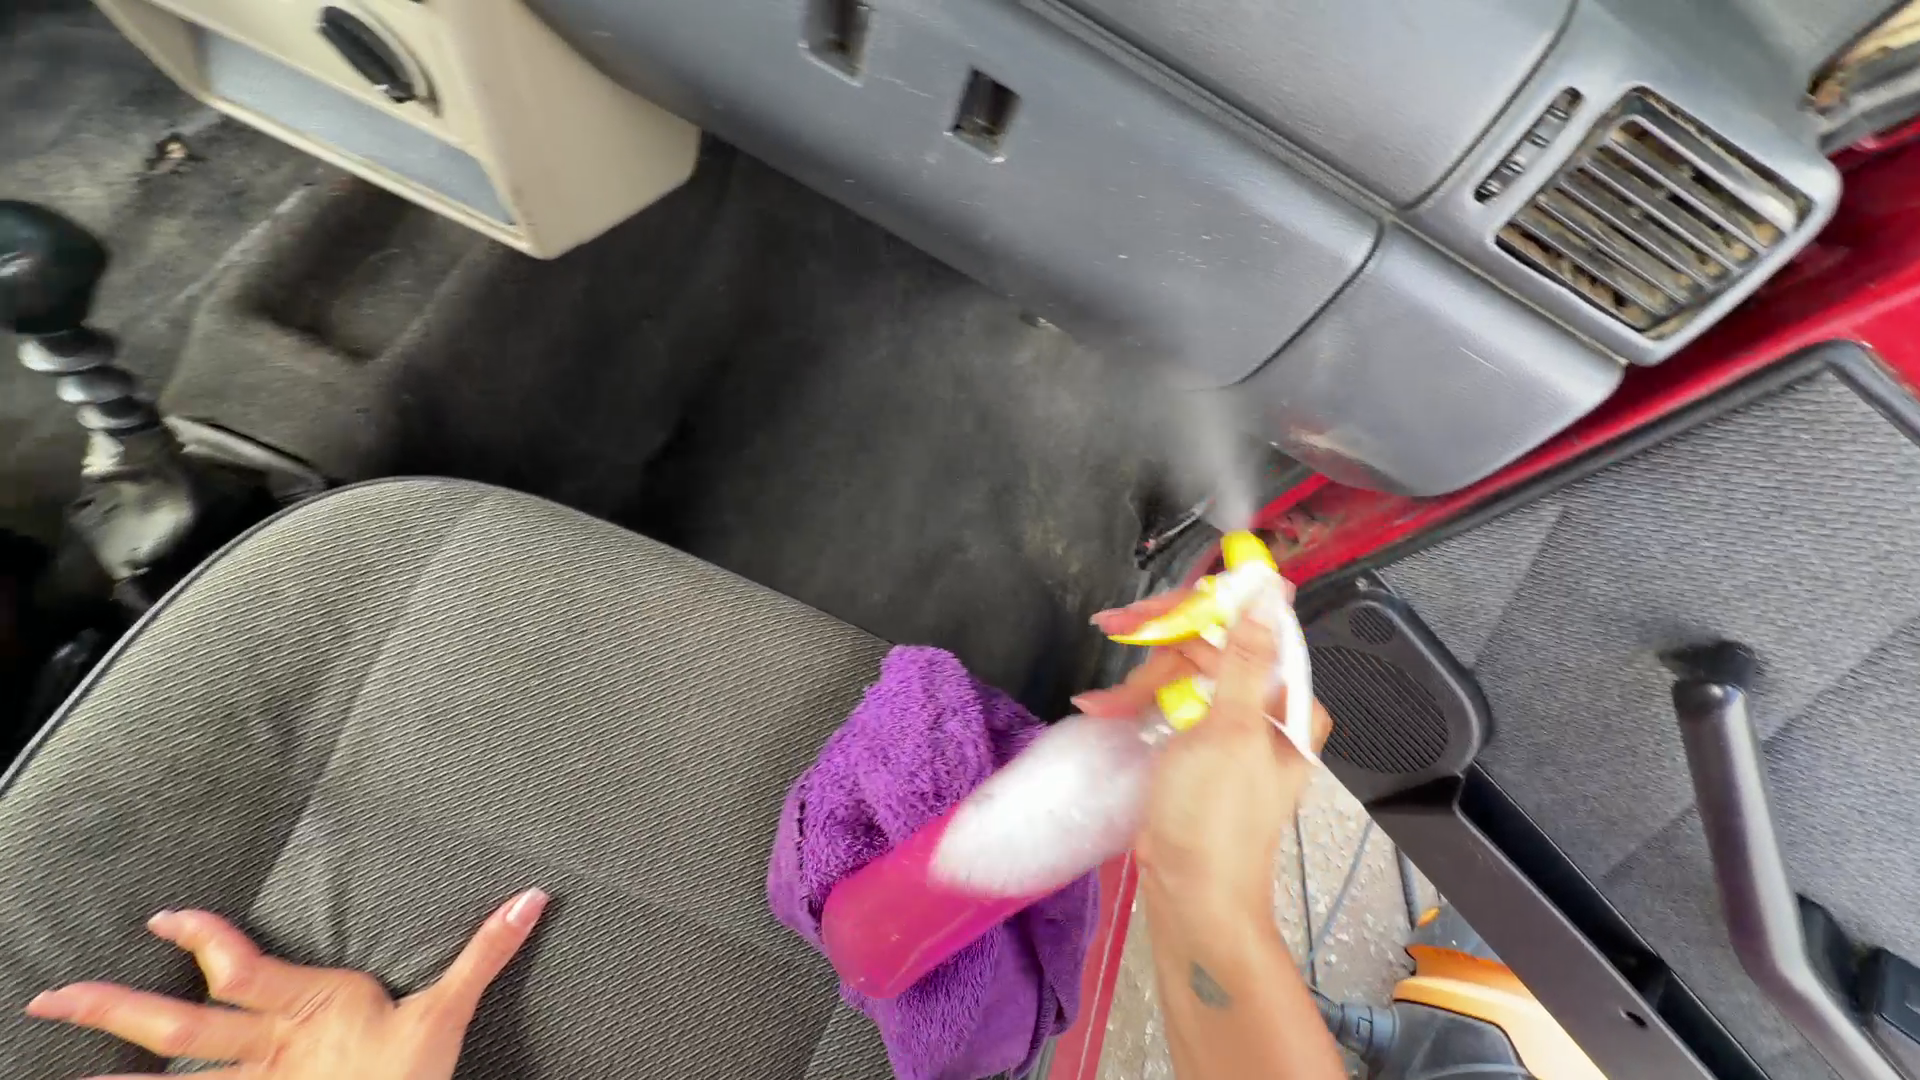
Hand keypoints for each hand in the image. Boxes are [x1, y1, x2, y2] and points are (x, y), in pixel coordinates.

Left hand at [24, 888, 547, 1079]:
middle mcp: (268, 1050)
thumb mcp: (447, 1015)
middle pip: (181, 1025)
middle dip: (116, 1011)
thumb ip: (483, 954)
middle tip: (51, 998)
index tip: (164, 919)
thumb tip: (531, 896)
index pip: (243, 970)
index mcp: (311, 1010)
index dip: (203, 942)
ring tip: (55, 1074)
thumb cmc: (407, 1079)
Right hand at [1078, 584, 1330, 910]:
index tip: (1151, 605)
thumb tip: (1271, 593)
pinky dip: (1134, 702)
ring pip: (1181, 674)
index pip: (1248, 629)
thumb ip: (1246, 659)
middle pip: (1208, 648)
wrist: (1191, 893)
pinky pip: (1166, 702)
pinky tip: (1101, 707)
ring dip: (1138, 682)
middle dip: (1159, 647)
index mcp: (1287, 703)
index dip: (1199, 610)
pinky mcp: (1195, 742)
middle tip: (1113, 626)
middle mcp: (1263, 708)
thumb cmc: (1216, 817)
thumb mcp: (1231, 733)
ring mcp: (1227, 725)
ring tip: (1102, 703)